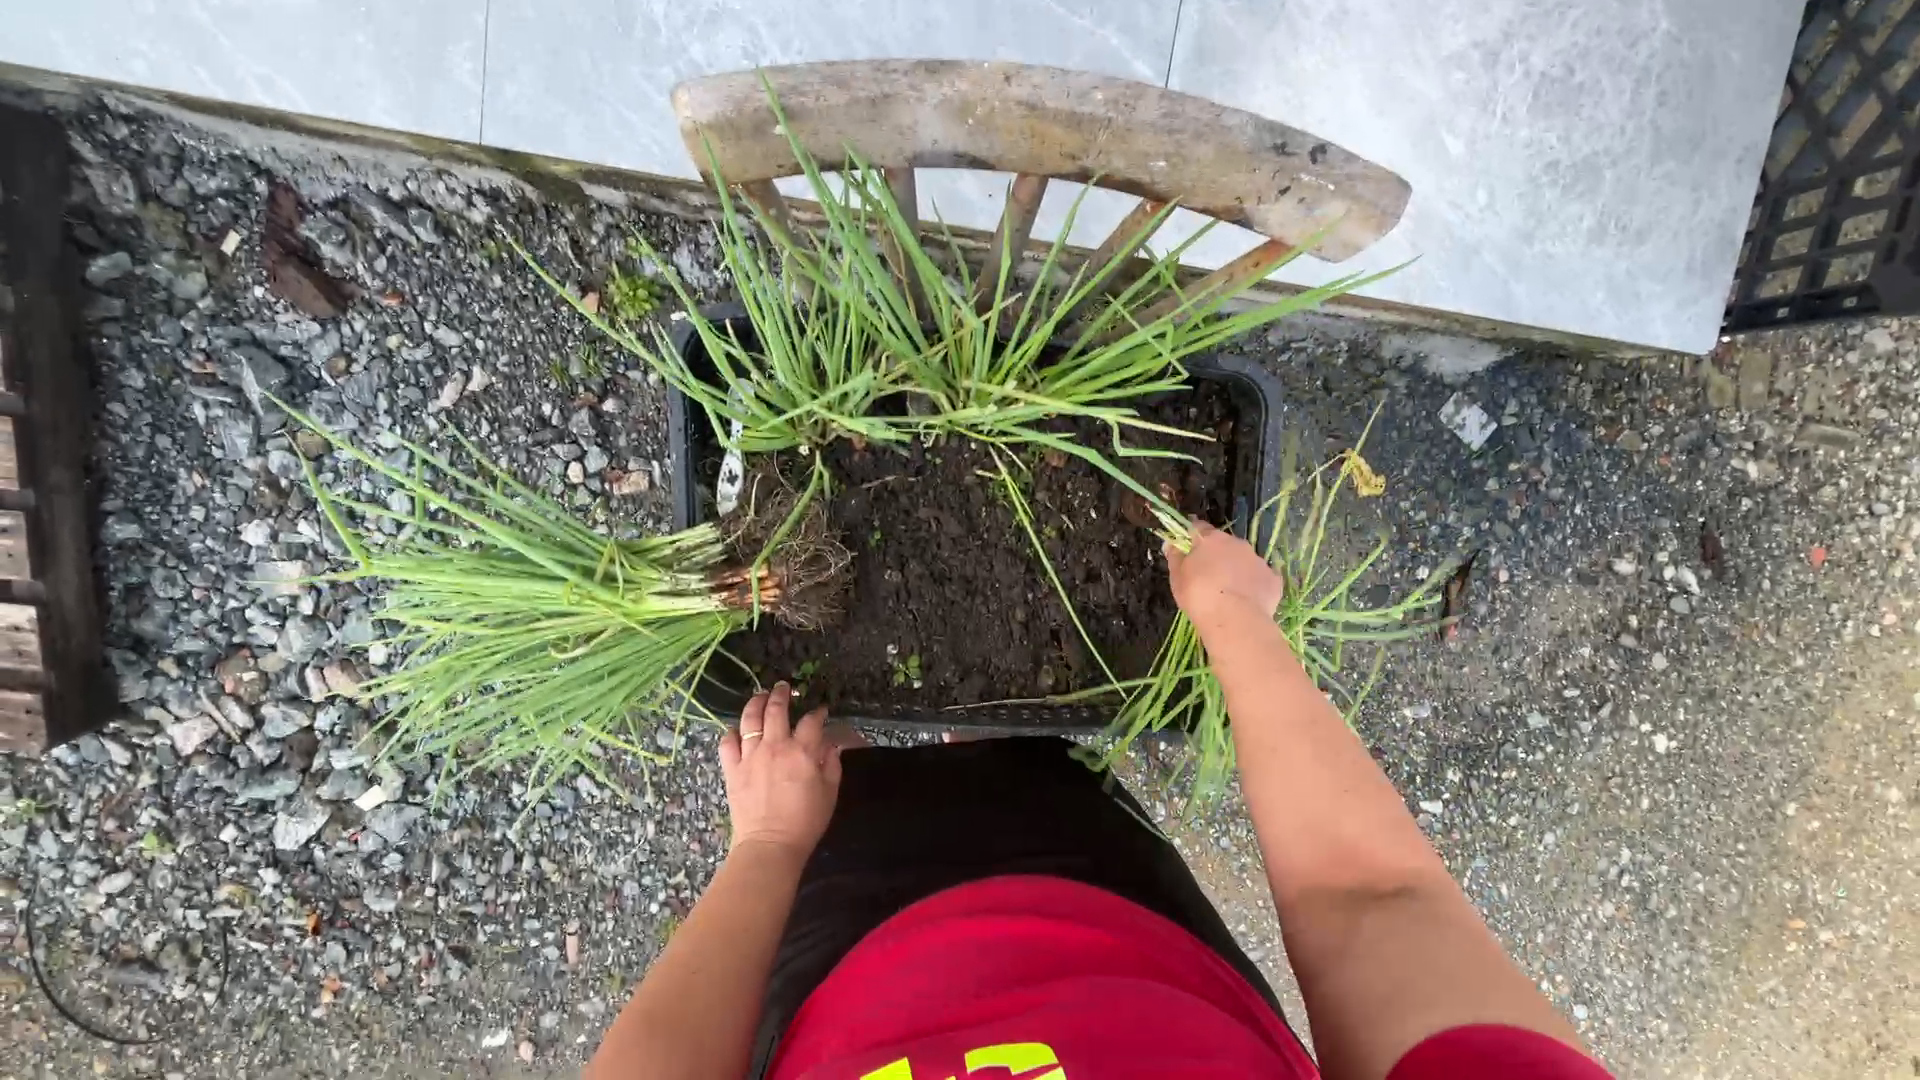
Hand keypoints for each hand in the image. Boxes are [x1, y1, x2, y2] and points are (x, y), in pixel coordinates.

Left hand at [719, 683, 841, 858]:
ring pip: (749, 719)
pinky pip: (727, 743)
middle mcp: (775, 747)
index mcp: (802, 752)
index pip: (811, 721)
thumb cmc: (805, 821)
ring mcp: (750, 756)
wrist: (770, 845)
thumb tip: (831, 745)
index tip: (821, 710)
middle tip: (783, 687)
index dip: (818, 713)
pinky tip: (737, 729)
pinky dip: (731, 732)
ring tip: (760, 696)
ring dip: (756, 703)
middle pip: (776, 710)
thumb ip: (832, 764)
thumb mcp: (829, 792)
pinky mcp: (732, 769)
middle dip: (782, 694)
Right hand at [1166, 522, 1284, 633]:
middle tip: (1207, 577)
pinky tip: (1247, 600)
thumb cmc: (1198, 596)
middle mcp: (1237, 544)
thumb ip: (1175, 557)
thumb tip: (1172, 544)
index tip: (1187, 549)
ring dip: (1236, 570)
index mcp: (1211, 540)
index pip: (1198, 528)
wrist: (1234, 620)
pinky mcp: (1273, 578)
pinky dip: (1254, 585)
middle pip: (1224, 544)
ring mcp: (1258, 560)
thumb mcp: (1177, 577)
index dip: (1192, 537)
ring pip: (1244, 560)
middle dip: (1216, 556)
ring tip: (1228, 593)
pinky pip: (1261, 577)